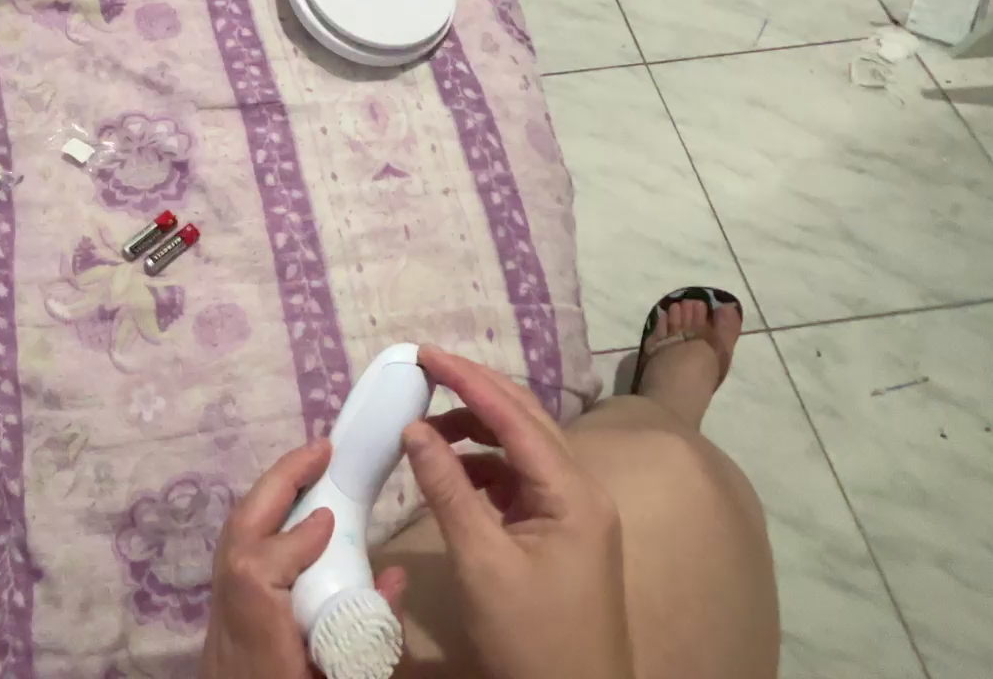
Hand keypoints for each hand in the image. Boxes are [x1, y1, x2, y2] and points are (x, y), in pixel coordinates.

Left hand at [200, 439, 407, 678]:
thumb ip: (375, 636)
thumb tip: (395, 577)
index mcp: (261, 653)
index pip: (256, 578)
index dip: (292, 541)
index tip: (330, 518)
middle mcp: (232, 628)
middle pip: (237, 540)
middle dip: (276, 485)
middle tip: (321, 450)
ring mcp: (219, 621)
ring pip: (230, 539)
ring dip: (269, 494)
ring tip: (309, 466)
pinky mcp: (220, 619)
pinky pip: (235, 551)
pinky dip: (261, 518)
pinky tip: (291, 507)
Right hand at [402, 347, 634, 678]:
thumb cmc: (530, 639)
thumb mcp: (481, 562)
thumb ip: (447, 488)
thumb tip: (413, 428)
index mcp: (572, 491)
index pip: (513, 415)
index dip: (467, 379)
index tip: (424, 354)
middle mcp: (578, 488)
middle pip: (523, 418)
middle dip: (473, 389)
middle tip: (425, 369)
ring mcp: (569, 508)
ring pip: (518, 444)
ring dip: (473, 428)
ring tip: (425, 425)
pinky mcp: (554, 528)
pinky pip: (514, 476)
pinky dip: (479, 464)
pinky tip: (449, 469)